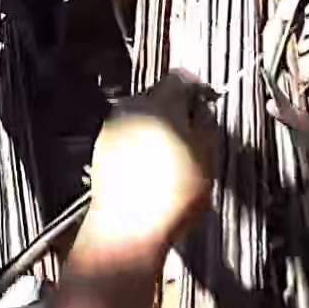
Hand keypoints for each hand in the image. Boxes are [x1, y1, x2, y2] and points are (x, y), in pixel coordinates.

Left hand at [83, 70, 217, 256]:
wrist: (127, 230)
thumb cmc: (173, 194)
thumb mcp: (206, 158)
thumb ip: (206, 123)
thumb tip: (201, 106)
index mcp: (160, 103)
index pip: (179, 77)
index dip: (196, 88)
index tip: (207, 103)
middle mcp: (133, 106)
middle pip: (159, 93)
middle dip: (176, 107)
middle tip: (191, 132)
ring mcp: (113, 124)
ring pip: (142, 112)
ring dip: (157, 123)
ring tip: (170, 153)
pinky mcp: (101, 145)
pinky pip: (127, 130)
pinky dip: (140, 138)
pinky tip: (149, 165)